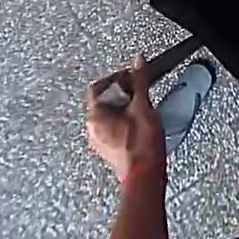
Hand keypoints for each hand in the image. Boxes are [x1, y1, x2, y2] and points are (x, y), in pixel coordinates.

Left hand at [86, 55, 164, 187]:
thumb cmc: (141, 146)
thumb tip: (138, 62)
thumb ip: (139, 80)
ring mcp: (101, 141)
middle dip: (121, 91)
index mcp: (95, 116)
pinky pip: (114, 127)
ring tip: (141, 104)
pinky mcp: (111, 149)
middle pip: (103, 100)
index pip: (98, 86)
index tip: (130, 75)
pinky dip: (125, 119)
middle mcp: (93, 129)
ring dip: (124, 105)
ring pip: (109, 114)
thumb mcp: (142, 105)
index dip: (115, 77)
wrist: (146, 177)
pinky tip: (140, 121)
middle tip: (137, 88)